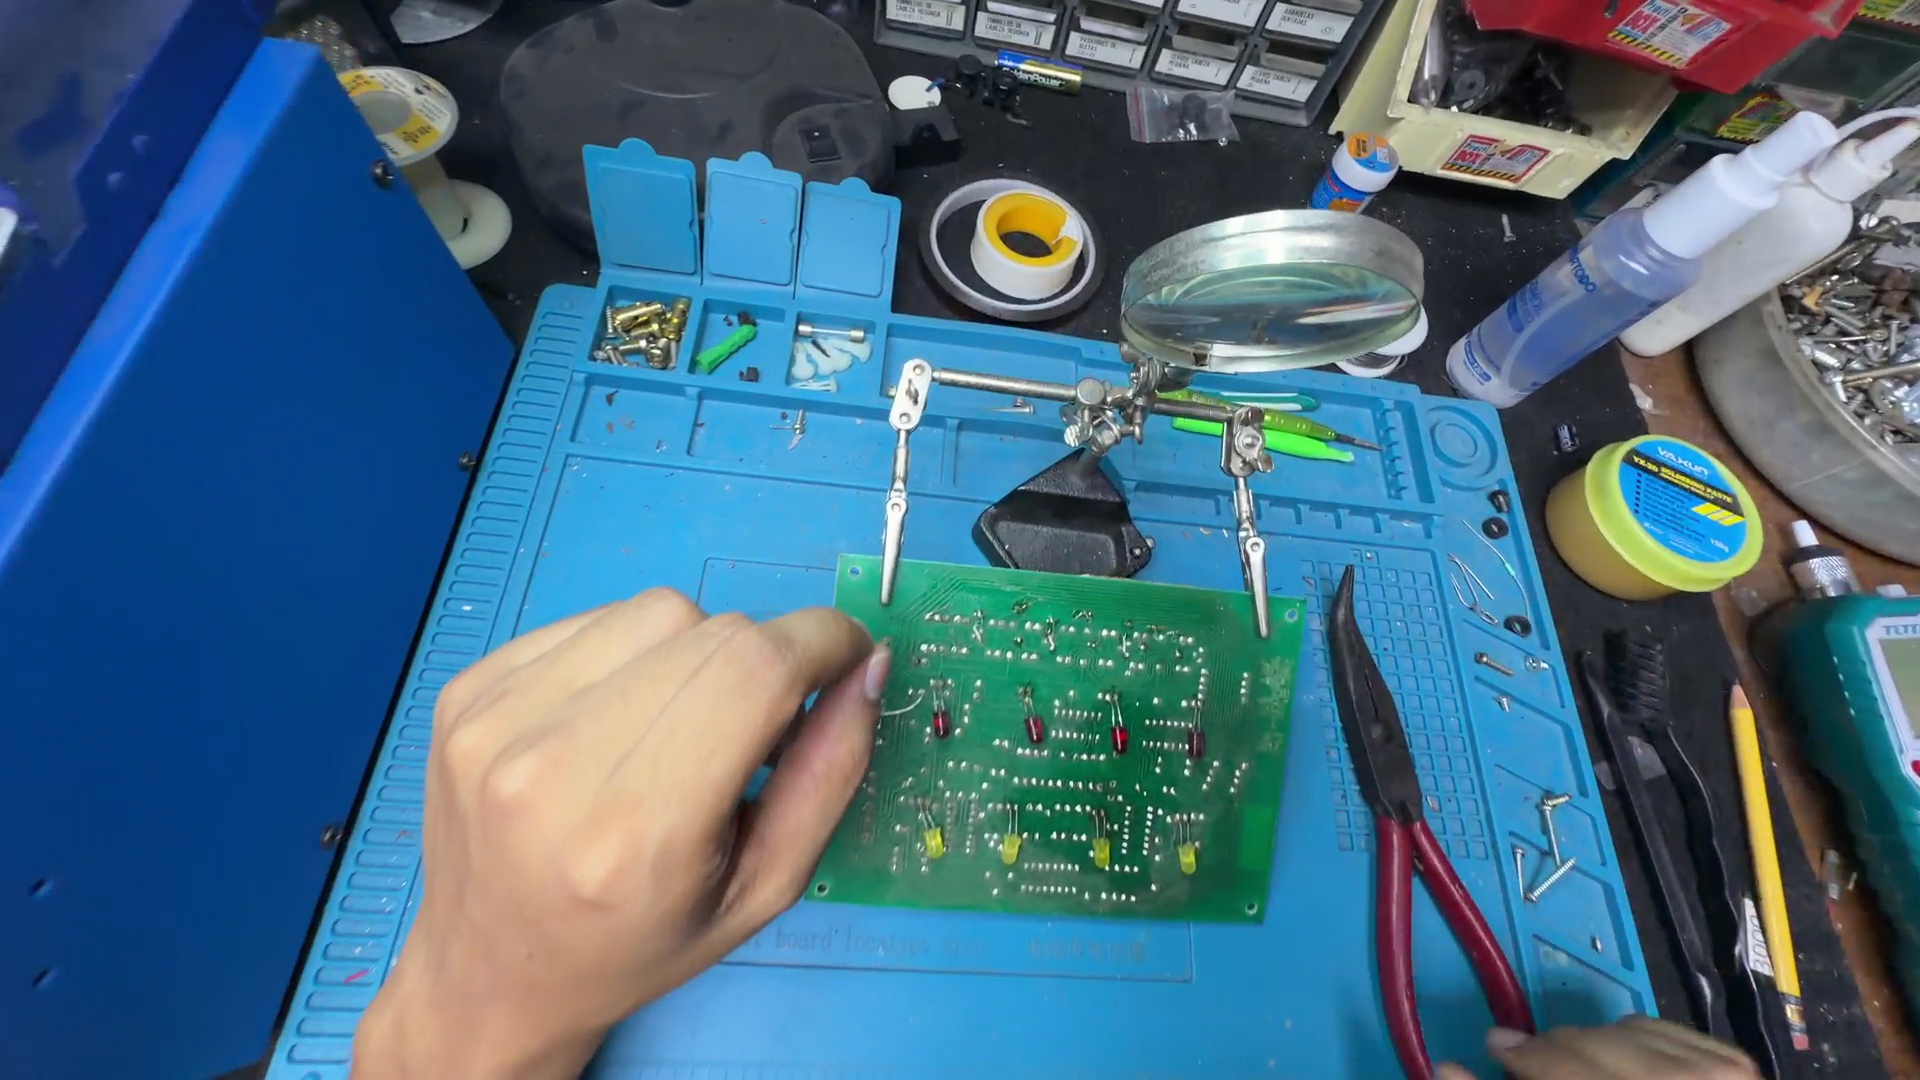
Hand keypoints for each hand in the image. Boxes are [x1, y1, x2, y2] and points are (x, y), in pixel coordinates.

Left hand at [352, 589, 888, 1079]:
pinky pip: (600, 618)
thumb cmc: (642, 944)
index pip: (757, 670)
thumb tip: (869, 665)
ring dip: (702, 649)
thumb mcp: (767, 884)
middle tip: (766, 715)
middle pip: (716, 632)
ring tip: (684, 719)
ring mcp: (497, 715)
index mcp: (636, 830)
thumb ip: (833, 770)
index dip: (825, 641)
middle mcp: (552, 761)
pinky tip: (625, 711)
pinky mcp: (470, 687)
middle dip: (771, 655)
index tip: (850, 655)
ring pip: (661, 609)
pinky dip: (640, 648)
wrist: (488, 975)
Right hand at [1438, 1016, 1758, 1078]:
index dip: (1523, 1057)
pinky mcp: (1742, 1074)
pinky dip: (1645, 1043)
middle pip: (1589, 1046)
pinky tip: (1634, 1065)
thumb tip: (1444, 1067)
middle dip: (1553, 1053)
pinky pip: (1676, 1035)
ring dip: (1596, 1048)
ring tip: (1584, 1070)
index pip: (1565, 1064)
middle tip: (1530, 1064)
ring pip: (1627, 1032)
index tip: (1494, 1049)